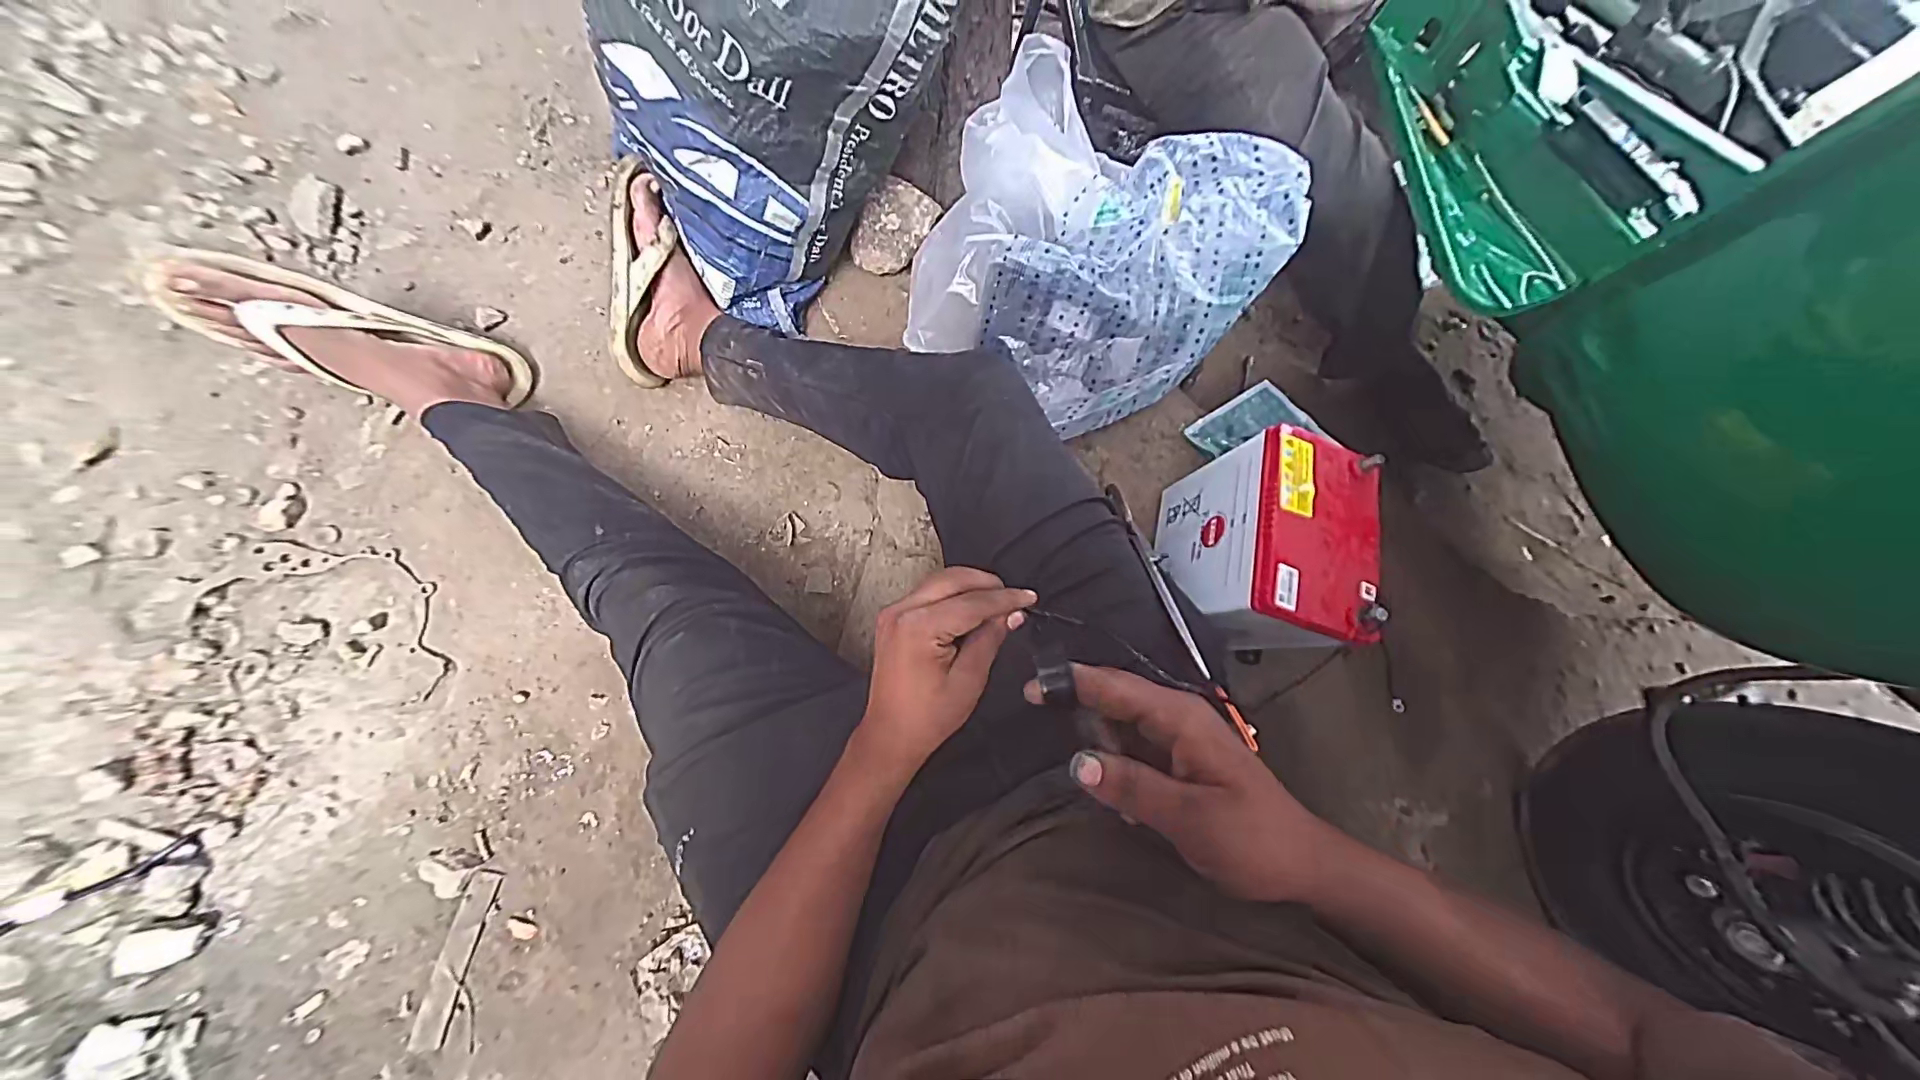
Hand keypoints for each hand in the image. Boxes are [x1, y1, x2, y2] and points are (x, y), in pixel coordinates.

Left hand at [860, 567, 1035, 770]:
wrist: (891, 734)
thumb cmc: (926, 717)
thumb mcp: (969, 679)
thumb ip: (990, 638)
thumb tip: (1010, 614)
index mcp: (919, 627)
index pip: (972, 602)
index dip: (1005, 598)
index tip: (1027, 598)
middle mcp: (902, 613)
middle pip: (953, 579)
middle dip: (988, 583)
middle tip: (1014, 596)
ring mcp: (893, 614)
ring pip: (940, 581)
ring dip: (970, 585)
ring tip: (998, 601)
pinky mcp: (893, 619)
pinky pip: (928, 593)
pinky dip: (953, 594)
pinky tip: (972, 607)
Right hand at [1027, 664, 1336, 902]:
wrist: (1304, 866)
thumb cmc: (1254, 840)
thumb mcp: (1190, 818)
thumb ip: (1132, 785)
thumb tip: (1078, 761)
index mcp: (1181, 718)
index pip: (1116, 686)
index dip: (1073, 682)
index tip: (1032, 688)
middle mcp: (1178, 717)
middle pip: (1114, 699)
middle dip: (1086, 720)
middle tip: (1076, 761)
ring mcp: (1179, 736)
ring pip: (1121, 725)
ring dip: (1104, 750)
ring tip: (1110, 790)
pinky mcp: (1178, 758)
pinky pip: (1133, 747)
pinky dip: (1118, 764)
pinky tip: (1123, 797)